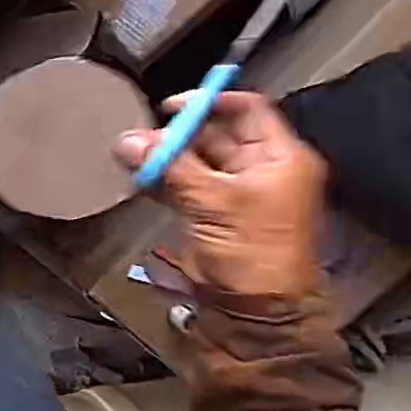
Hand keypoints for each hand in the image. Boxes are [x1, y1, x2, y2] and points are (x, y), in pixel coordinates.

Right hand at [113, 91, 325, 297]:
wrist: (253, 308)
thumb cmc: (253, 254)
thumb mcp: (214, 202)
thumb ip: (171, 168)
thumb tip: (132, 141)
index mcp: (278, 157)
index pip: (247, 110)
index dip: (210, 102)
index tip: (171, 107)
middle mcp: (259, 170)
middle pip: (215, 136)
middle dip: (176, 136)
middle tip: (140, 138)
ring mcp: (234, 193)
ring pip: (195, 162)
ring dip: (165, 159)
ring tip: (132, 156)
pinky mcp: (212, 214)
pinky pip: (184, 186)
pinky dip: (163, 181)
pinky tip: (140, 178)